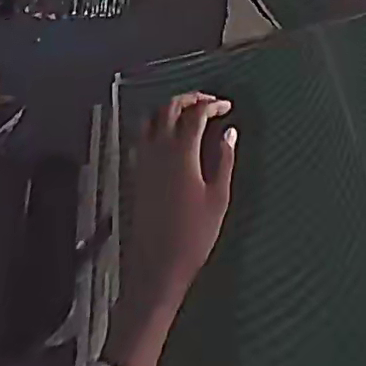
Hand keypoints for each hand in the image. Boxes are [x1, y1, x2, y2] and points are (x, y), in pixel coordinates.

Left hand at [125, 92, 237, 304]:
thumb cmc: (193, 236)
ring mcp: (143, 158)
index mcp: (181, 151)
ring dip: (171, 107)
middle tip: (208, 102)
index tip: (226, 106)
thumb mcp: (218, 198)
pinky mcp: (136, 170)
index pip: (196, 113)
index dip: (212, 104)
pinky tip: (168, 134)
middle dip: (190, 98)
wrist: (157, 267)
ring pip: (152, 116)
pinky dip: (157, 123)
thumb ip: (224, 160)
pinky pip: (143, 134)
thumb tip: (230, 133)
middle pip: (170, 107)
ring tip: (189, 112)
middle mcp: (159, 148)